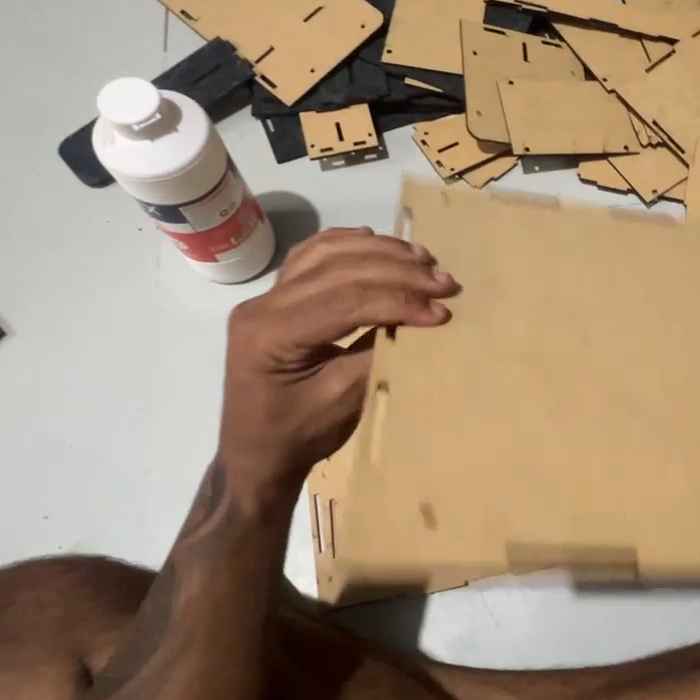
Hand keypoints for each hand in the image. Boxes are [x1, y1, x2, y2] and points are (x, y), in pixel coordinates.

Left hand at [217, 228, 457, 507]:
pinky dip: (348, 244)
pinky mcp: (275, 298)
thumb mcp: (342, 401)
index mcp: (272, 334)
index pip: (346, 300)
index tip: (441, 312)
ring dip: (379, 251)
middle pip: (339, 269)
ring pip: (326, 252)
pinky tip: (378, 243)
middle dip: (398, 272)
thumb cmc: (298, 437)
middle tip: (443, 282)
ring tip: (422, 258)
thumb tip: (416, 321)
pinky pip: (312, 255)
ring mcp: (265, 297)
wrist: (255, 456)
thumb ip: (374, 353)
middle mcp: (262, 305)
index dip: (399, 300)